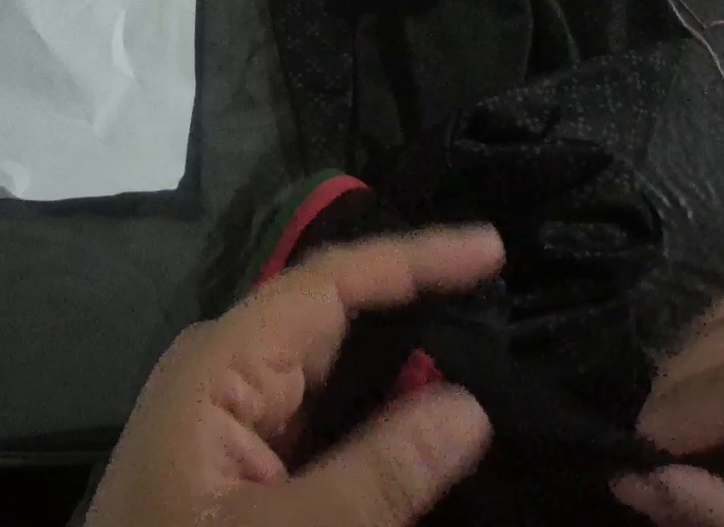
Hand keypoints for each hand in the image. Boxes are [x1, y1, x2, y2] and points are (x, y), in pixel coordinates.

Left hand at [84, 228, 504, 526]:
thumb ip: (375, 477)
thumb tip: (468, 408)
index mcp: (225, 360)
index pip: (332, 281)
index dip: (414, 257)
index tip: (488, 247)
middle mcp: (232, 366)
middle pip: (338, 314)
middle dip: (415, 304)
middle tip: (498, 298)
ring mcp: (237, 409)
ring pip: (337, 367)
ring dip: (402, 363)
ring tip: (481, 349)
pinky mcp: (246, 452)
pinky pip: (325, 413)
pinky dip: (376, 415)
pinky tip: (421, 418)